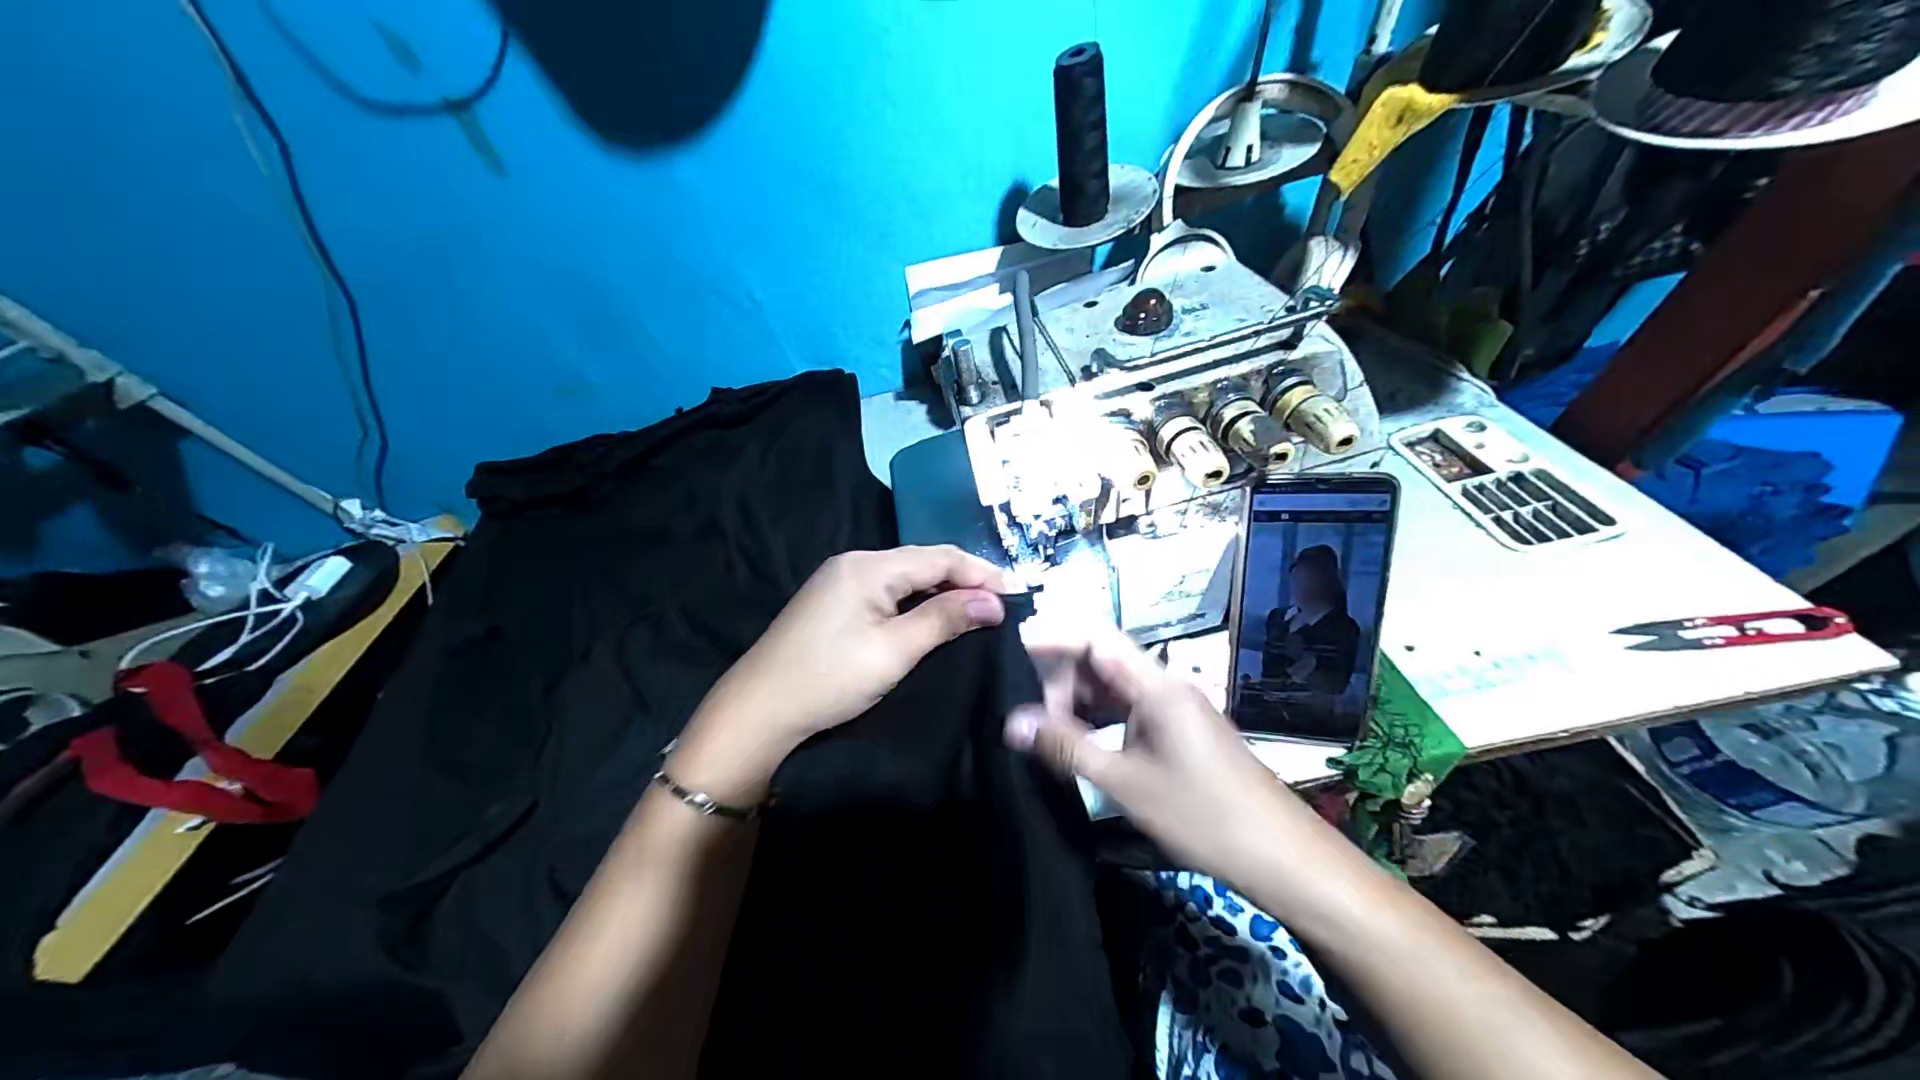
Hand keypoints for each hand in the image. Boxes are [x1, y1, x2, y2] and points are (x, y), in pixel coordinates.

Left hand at [670, 546, 1013, 803]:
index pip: (939, 557)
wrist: (758, 710)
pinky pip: (886, 589)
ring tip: (976, 609)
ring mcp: (840, 579)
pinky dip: (916, 599)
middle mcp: (854, 561)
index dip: (980, 573)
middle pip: (922, 561)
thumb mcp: (894, 651)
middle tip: (1001, 604)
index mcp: (868, 565)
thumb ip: (944, 620)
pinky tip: (933, 615)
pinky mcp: (833, 599)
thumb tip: (994, 602)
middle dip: (964, 579)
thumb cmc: (829, 680)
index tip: (1015, 594)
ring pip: (905, 575)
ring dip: (941, 590)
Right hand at [1005, 623, 1328, 884]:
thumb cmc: (1203, 815)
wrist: (1282, 856)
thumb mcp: (1124, 783)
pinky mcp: (1179, 731)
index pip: (1093, 637)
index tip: (1011, 653)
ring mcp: (1174, 708)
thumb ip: (1066, 747)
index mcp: (1155, 684)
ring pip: (1113, 688)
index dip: (1051, 637)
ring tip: (1046, 736)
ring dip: (1078, 705)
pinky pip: (1129, 710)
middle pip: (1100, 660)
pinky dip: (1100, 722)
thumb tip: (1013, 722)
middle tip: (1030, 720)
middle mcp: (1165, 685)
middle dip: (1060, 682)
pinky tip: (1082, 748)